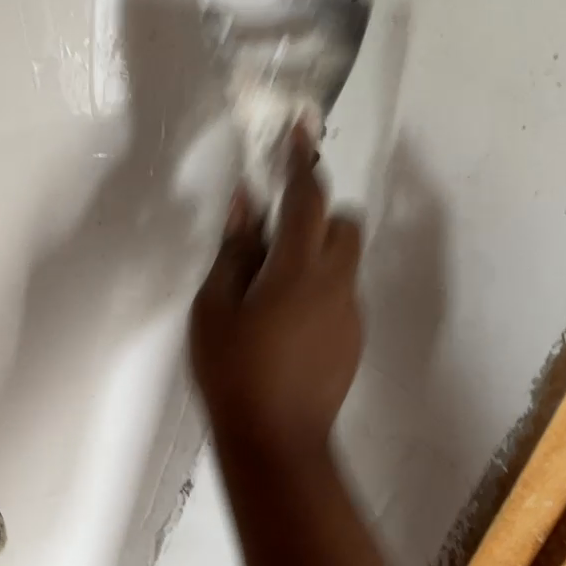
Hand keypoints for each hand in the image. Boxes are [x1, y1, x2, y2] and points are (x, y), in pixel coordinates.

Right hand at [190, 129, 364, 455]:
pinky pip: (337, 293)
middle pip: (342, 224)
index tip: (302, 125)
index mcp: (297, 270)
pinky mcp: (352, 338)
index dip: (302, 159)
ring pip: (342, 261)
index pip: (307, 198)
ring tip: (265, 292)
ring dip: (312, 255)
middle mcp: (336, 283)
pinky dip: (314, 289)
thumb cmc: (232, 371)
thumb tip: (245, 205)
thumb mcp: (214, 309)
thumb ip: (233, 252)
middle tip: (268, 240)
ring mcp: (350, 313)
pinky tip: (279, 327)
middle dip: (313, 216)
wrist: (276, 440)